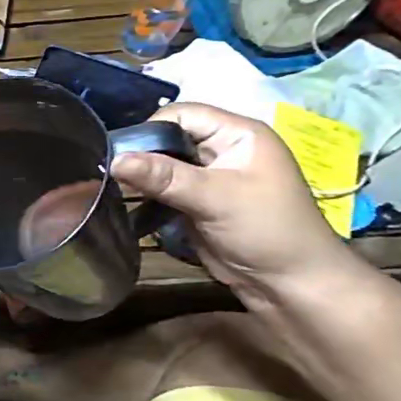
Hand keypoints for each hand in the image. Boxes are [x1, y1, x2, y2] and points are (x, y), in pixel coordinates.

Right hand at [110, 103, 359, 304]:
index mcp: (237, 134)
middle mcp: (222, 149)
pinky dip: (148, 195)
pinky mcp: (198, 201)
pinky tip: (129, 202)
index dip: (150, 129)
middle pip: (169, 138)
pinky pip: (165, 188)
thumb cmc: (266, 230)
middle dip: (141, 154)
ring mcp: (210, 177)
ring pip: (164, 165)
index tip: (121, 154)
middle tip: (110, 173)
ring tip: (115, 188)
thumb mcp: (214, 198)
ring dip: (142, 177)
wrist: (290, 285)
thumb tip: (114, 160)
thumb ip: (163, 176)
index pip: (182, 114)